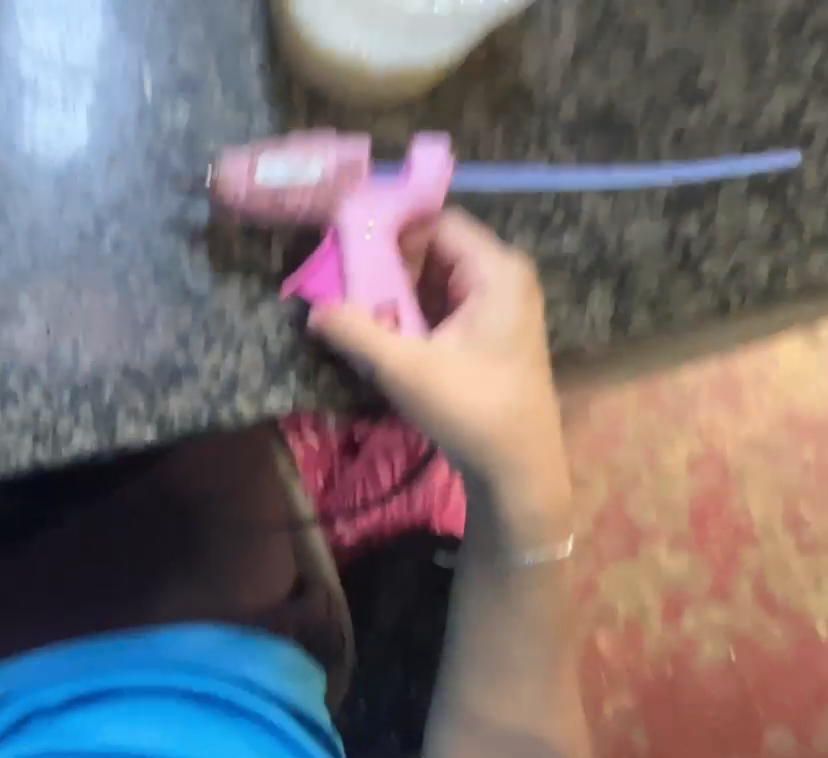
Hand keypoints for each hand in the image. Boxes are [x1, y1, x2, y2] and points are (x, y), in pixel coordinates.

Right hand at [310, 209, 571, 546]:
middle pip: (431, 253)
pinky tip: (377, 338)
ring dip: (390, 298)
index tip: (345, 250)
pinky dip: (406, 318)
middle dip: (383, 269)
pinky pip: (436, 309)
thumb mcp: (404, 367)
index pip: (437, 224)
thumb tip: (313, 310)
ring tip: (352, 314)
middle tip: (340, 289)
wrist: (514, 463)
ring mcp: (492, 309)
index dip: (390, 231)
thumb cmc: (469, 407)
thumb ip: (356, 333)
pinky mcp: (481, 336)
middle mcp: (499, 279)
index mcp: (494, 271)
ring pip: (430, 284)